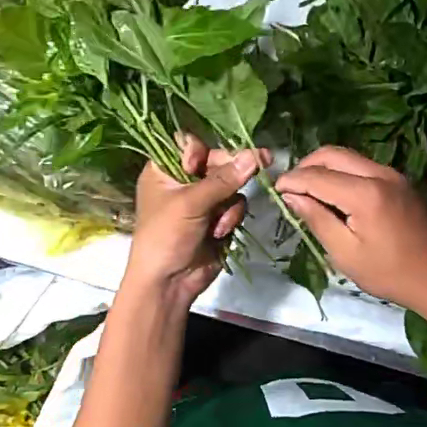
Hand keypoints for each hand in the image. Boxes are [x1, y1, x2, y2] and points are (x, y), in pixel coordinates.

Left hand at [123, 133, 268, 304]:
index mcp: (164, 170)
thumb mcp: (190, 203)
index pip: (187, 144)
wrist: (169, 281)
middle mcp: (183, 180)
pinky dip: (231, 217)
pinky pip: (235, 205)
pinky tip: (220, 232)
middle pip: (216, 161)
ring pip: (231, 184)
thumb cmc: (166, 235)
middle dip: (230, 172)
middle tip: (262, 161)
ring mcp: (203, 199)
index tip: (203, 162)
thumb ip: (223, 179)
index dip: (199, 150)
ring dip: (228, 203)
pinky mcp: (218, 217)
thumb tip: (256, 156)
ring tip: (218, 223)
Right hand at [277, 146, 426, 329]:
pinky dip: (340, 172)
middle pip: (331, 154)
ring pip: (347, 156)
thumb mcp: (345, 253)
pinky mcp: (398, 181)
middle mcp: (379, 174)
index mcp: (365, 193)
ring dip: (322, 167)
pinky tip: (331, 193)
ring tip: (306, 191)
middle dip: (305, 166)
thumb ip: (316, 219)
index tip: (273, 191)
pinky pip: (360, 165)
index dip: (291, 181)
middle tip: (289, 188)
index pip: (316, 176)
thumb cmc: (389, 272)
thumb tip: (291, 196)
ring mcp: (391, 174)